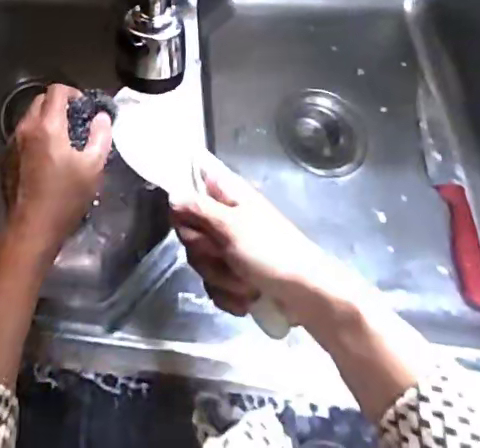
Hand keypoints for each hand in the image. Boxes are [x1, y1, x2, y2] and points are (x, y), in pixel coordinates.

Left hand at [5, 83, 112, 257]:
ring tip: (62, 140)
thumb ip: (100, 136)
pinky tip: (46, 157)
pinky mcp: (6, 158)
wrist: (31, 229)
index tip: (83, 108)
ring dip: (46, 120)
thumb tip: (101, 117)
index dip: (73, 93)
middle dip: (59, 104)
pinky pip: (22, 135)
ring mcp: (12, 143)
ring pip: (29, 117)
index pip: (57, 90)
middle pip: (41, 100)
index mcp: (47, 126)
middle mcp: (26, 128)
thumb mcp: (93, 167)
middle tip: (75, 121)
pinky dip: (35, 136)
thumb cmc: (65, 198)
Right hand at [170, 153, 365, 328]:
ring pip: (201, 260)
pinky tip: (247, 298)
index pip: (192, 181)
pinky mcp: (235, 275)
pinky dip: (229, 295)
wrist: (308, 296)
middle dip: (204, 250)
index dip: (183, 199)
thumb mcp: (231, 227)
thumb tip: (172, 195)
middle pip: (189, 229)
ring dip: (221, 277)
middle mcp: (226, 217)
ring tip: (245, 281)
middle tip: (223, 253)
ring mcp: (231, 247)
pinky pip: (214, 284)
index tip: (189, 220)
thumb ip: (198, 209)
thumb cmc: (272, 252)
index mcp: (228, 194)